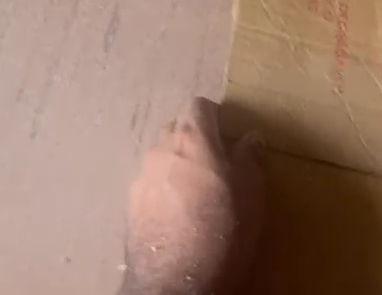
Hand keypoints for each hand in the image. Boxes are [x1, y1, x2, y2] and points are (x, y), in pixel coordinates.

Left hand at [120, 97, 263, 294]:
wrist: (176, 281)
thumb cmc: (221, 226)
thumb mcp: (251, 189)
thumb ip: (250, 156)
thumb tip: (251, 137)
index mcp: (191, 136)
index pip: (198, 104)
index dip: (214, 116)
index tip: (227, 135)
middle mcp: (161, 148)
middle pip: (177, 129)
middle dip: (195, 141)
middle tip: (216, 165)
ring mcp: (141, 178)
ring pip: (163, 158)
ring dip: (178, 167)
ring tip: (196, 195)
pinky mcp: (130, 207)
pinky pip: (151, 186)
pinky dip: (164, 192)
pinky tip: (179, 216)